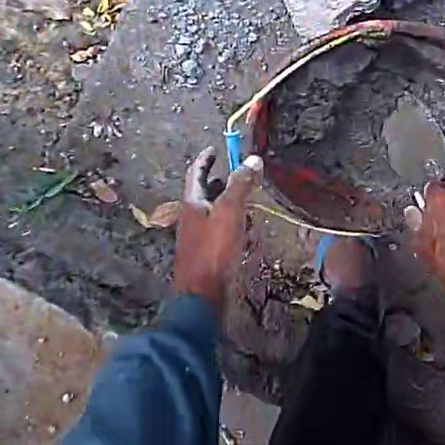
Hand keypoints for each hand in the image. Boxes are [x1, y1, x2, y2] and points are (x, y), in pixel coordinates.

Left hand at [174, 148, 262, 312]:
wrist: (202, 296)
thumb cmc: (214, 250)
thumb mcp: (229, 212)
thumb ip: (240, 185)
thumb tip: (253, 159)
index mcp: (192, 204)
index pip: (195, 174)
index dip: (205, 159)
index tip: (214, 149)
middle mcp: (191, 218)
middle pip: (203, 192)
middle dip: (218, 180)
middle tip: (235, 172)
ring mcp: (197, 237)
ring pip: (212, 211)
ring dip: (226, 200)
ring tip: (244, 196)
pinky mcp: (207, 253)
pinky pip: (219, 229)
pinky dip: (230, 221)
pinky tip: (244, 227)